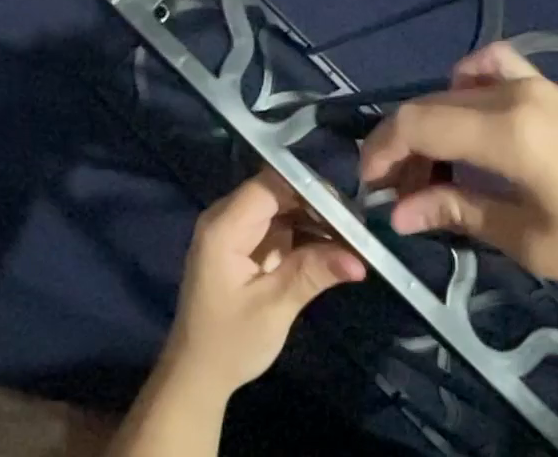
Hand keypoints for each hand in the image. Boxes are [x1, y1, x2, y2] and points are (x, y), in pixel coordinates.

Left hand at [161, 172, 366, 396]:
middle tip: (357, 223)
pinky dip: (304, 234)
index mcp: (224, 227)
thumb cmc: (230, 341)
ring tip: (354, 235)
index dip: (306, 188)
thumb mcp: (274, 307)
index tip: (346, 205)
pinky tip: (333, 246)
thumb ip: (312, 274)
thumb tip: (359, 259)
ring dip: (314, 219)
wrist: (199, 372)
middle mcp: (225, 219)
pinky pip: (277, 227)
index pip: (268, 186)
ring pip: (280, 208)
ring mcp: (234, 231)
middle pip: (275, 193)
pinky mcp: (244, 245)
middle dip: (316, 204)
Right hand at [359, 43, 557, 300]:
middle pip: (429, 104)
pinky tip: (472, 124)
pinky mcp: (554, 91)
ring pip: (454, 91)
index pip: (416, 123)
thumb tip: (398, 213)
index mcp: (507, 132)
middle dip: (401, 144)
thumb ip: (459, 214)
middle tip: (396, 192)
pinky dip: (464, 90)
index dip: (381, 150)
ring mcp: (537, 85)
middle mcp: (514, 94)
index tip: (368, 188)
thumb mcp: (534, 242)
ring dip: (429, 125)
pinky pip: (492, 70)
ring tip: (431, 169)